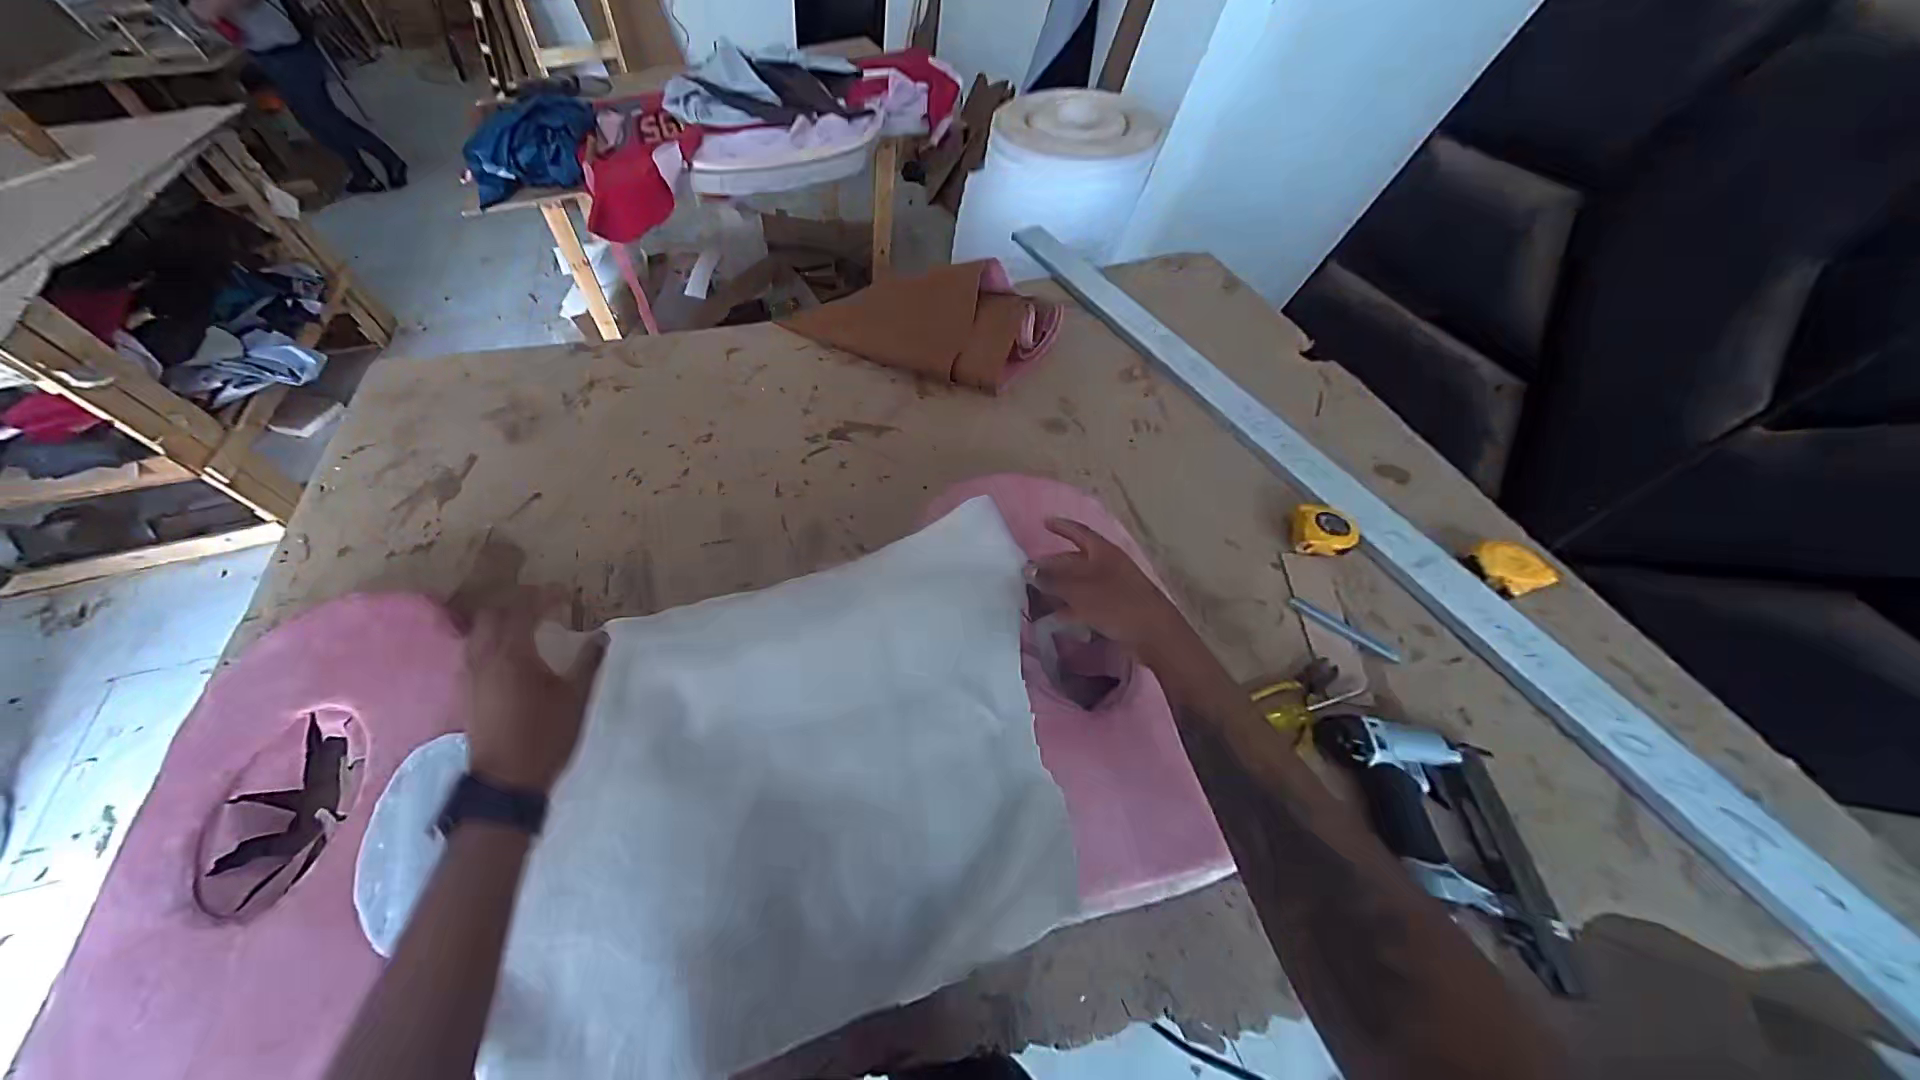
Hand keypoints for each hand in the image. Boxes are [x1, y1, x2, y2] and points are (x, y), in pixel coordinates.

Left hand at [462, 588, 605, 794]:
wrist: (507, 782)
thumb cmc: (546, 735)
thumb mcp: (577, 696)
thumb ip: (588, 661)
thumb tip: (601, 636)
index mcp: (512, 654)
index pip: (523, 610)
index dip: (545, 596)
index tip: (567, 595)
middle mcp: (484, 658)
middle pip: (492, 614)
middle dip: (518, 602)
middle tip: (546, 604)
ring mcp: (471, 675)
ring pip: (479, 631)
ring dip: (502, 620)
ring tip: (529, 624)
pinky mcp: (468, 691)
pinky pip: (475, 650)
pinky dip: (493, 639)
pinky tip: (513, 652)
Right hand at [1030, 518, 1197, 663]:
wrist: (1154, 634)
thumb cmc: (1117, 603)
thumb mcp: (1080, 590)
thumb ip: (1052, 580)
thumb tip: (1028, 570)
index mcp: (1103, 552)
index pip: (1079, 532)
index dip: (1062, 526)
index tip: (1044, 522)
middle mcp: (1107, 566)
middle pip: (1074, 560)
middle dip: (1052, 565)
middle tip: (1029, 572)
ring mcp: (1111, 588)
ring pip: (1078, 584)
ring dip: (1057, 589)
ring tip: (1034, 596)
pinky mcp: (1112, 609)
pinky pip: (1084, 603)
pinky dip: (1069, 608)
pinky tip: (1053, 617)